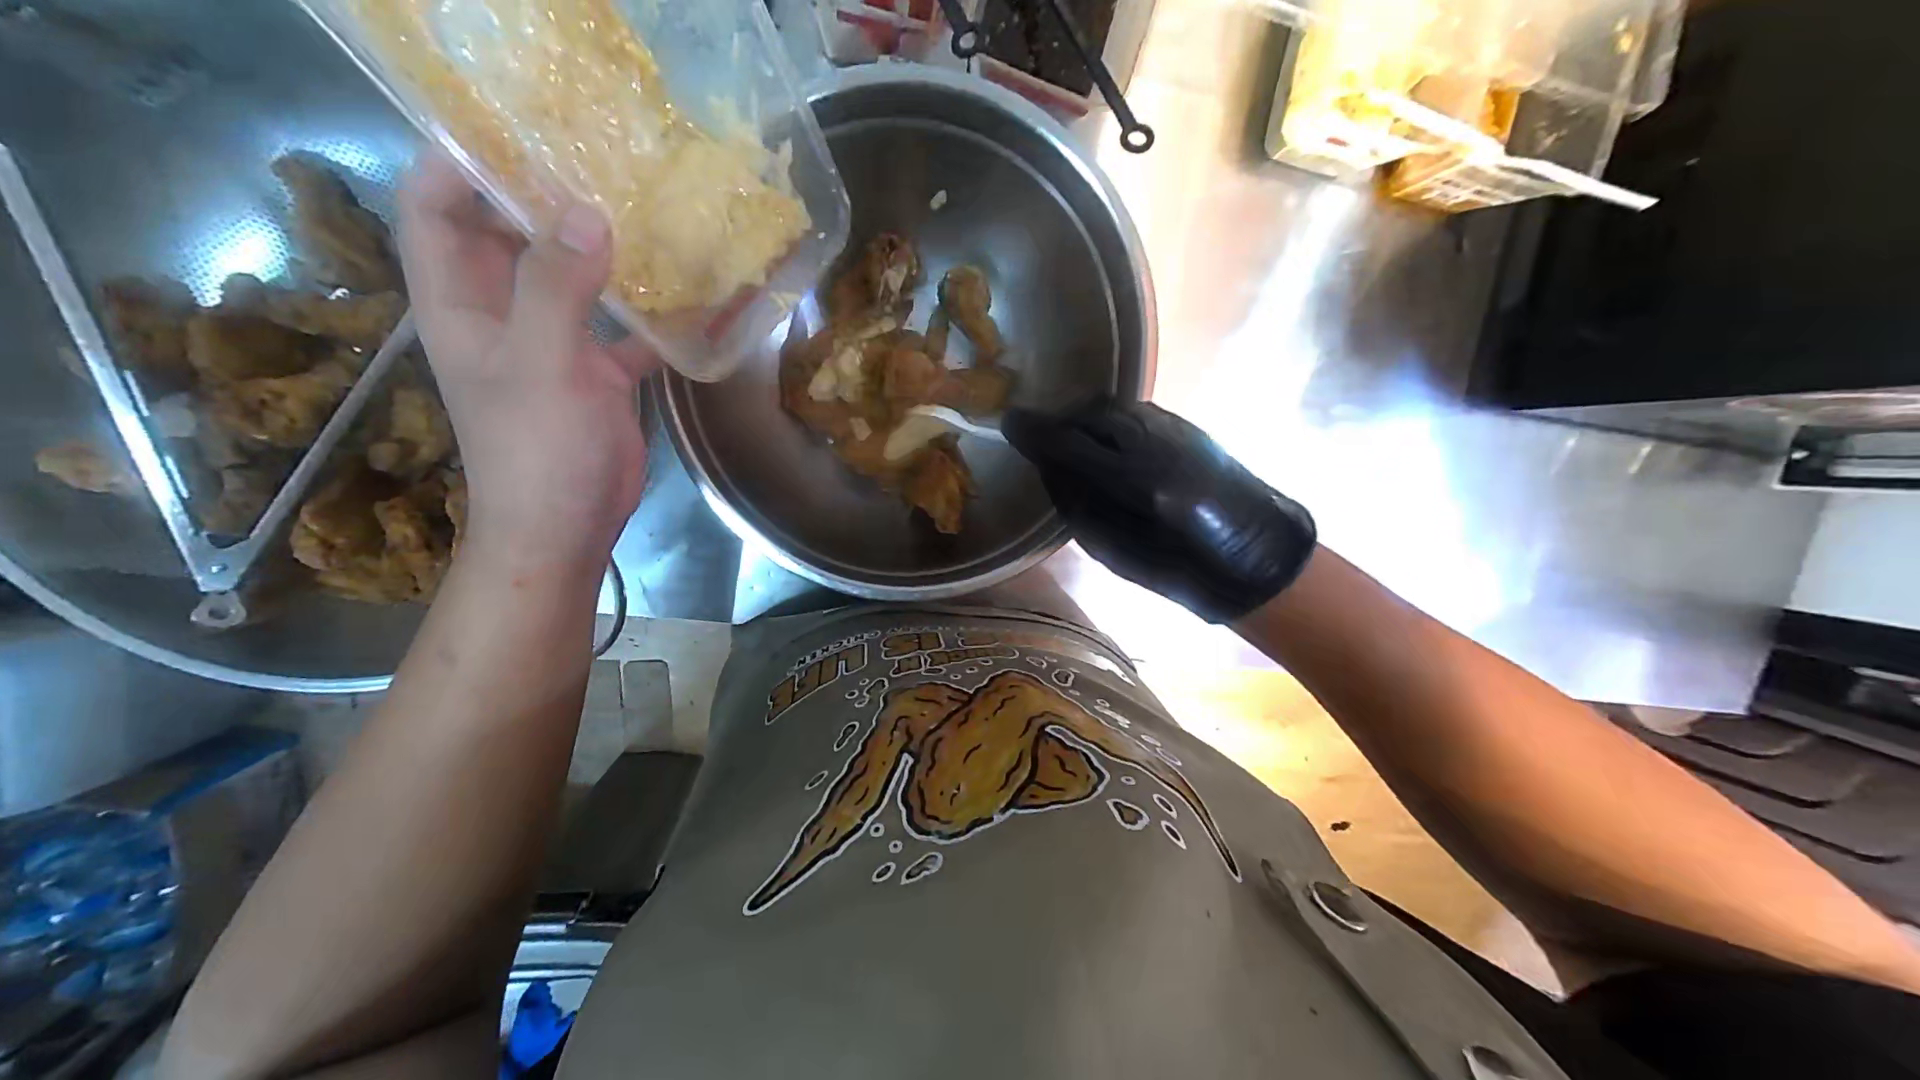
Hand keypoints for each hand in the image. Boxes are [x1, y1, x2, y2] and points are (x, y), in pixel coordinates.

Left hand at [396, 152, 655, 567]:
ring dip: (604, 247)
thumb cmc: (538, 451)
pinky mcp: (597, 372)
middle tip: (600, 158)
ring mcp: (553, 342)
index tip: (516, 125)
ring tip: (650, 208)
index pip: (435, 206)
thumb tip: (586, 211)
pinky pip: (624, 327)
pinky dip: (653, 311)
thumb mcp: (541, 364)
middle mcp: (502, 311)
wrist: (566, 527)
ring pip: (572, 276)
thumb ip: (556, 286)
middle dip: (544, 192)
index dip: (459, 158)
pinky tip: (695, 294)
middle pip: (509, 232)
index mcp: (461, 302)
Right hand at [1002, 398, 1315, 622]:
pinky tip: (1115, 444)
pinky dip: (1116, 424)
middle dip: (1060, 425)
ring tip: (1078, 443)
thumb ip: (1075, 501)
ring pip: (1112, 411)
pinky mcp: (1185, 424)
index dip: (1033, 431)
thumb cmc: (1176, 565)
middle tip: (1045, 441)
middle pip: (1085, 416)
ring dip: (1089, 422)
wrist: (1251, 555)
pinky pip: (1136, 414)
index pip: (1064, 439)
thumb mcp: (1112, 545)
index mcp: (1125, 476)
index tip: (1009, 424)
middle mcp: (1146, 440)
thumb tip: (1047, 464)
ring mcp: (1168, 425)